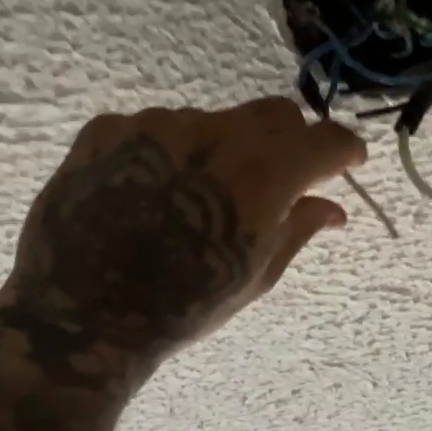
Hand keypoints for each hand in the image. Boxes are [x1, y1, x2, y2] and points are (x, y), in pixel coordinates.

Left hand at [4, 98, 365, 371]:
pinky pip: (159, 127)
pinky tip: (156, 191)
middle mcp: (214, 134)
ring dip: (226, 147)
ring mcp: (157, 126)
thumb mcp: (256, 275)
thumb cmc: (184, 306)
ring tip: (202, 195)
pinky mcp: (108, 129)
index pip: (324, 139)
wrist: (81, 315)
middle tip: (283, 177)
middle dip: (291, 140)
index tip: (350, 161)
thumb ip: (299, 228)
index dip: (345, 148)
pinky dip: (173, 152)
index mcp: (263, 175)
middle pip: (274, 114)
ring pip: (215, 119)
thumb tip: (334, 208)